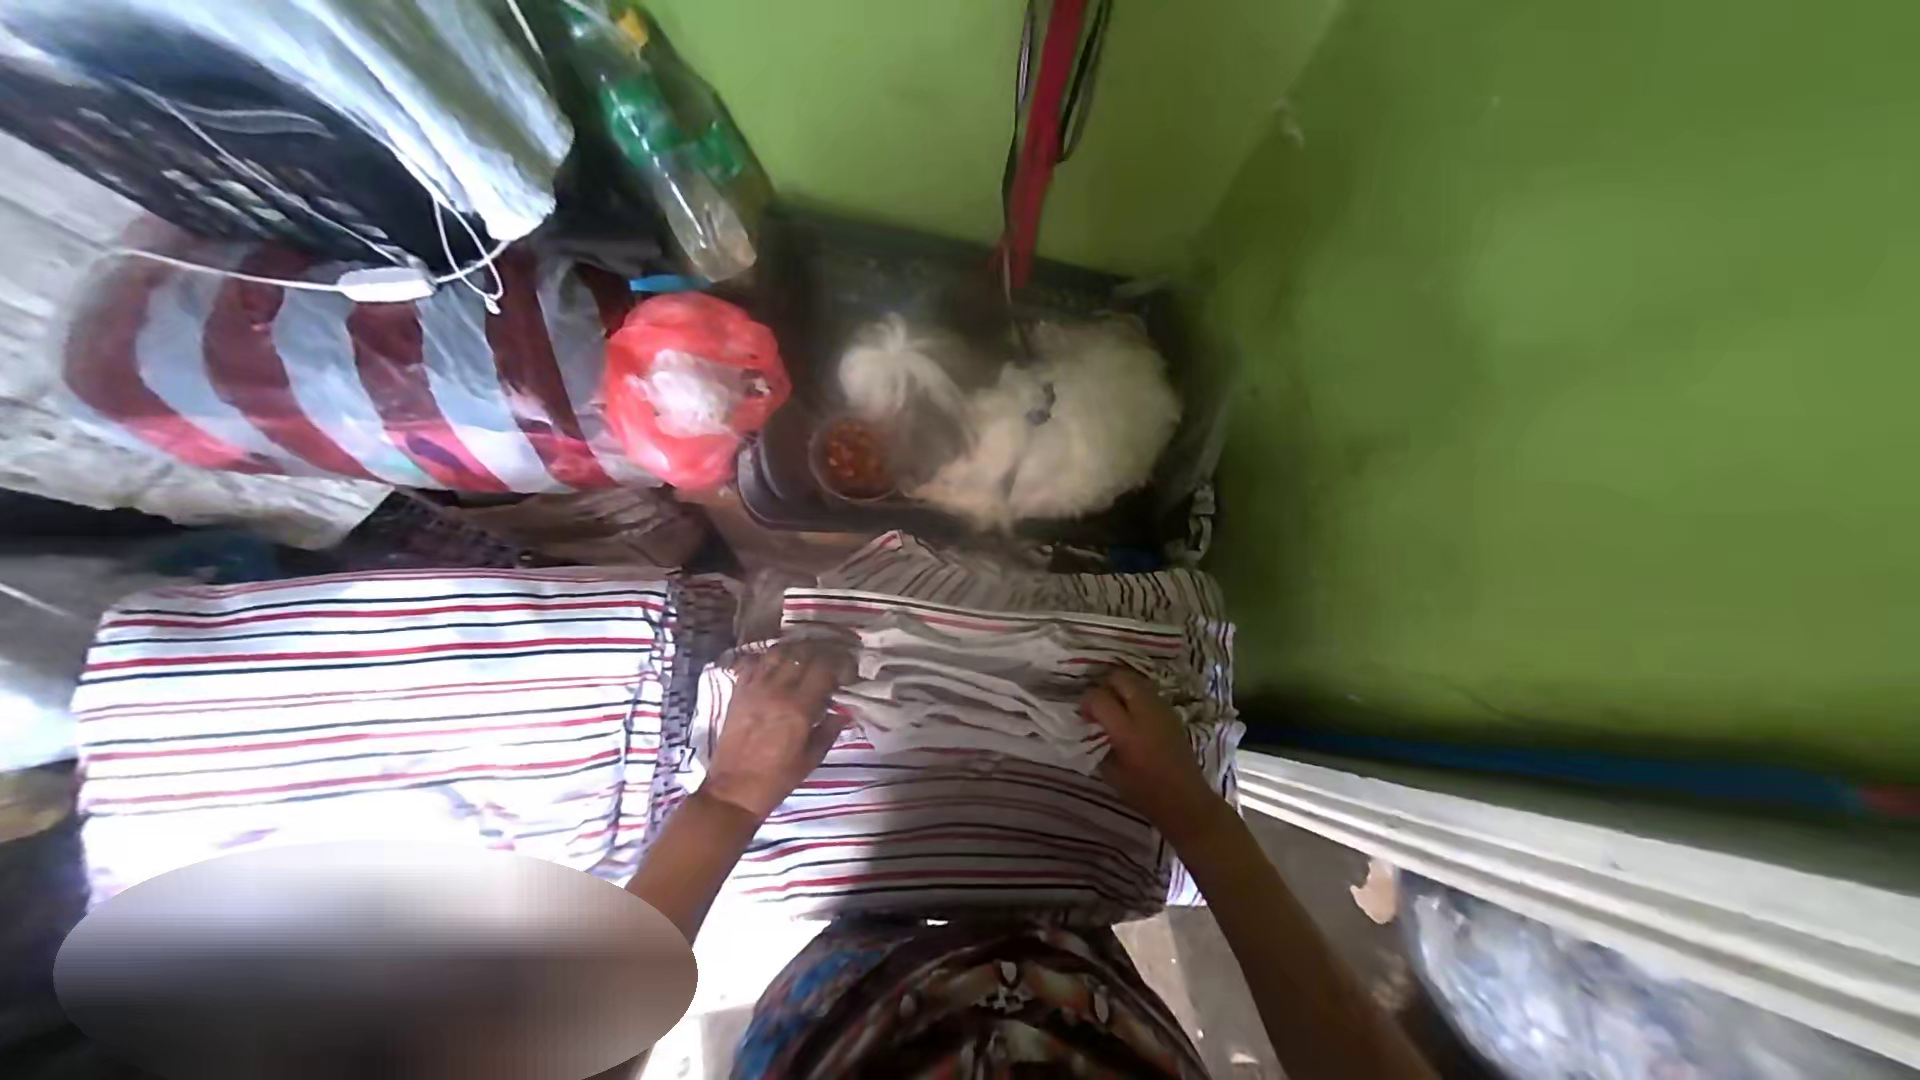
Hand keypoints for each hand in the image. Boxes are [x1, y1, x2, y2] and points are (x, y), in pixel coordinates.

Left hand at [703, 640, 852, 819]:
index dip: (840, 664)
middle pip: (803, 654)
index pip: (825, 668)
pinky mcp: (738, 691)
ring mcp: (755, 687)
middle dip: (822, 653)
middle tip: (830, 661)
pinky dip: (768, 658)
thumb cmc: (777, 778)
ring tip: (805, 658)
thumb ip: (830, 729)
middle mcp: (777, 690)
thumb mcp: (812, 758)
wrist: (734, 790)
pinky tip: (778, 665)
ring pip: (779, 652)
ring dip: (796, 651)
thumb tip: (844, 710)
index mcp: (799, 708)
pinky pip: (754, 662)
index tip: (847, 672)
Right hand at [1081, 668, 1222, 835]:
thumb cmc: (1145, 792)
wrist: (1186, 800)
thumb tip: (1089, 728)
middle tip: (1099, 706)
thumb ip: (1097, 744)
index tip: (1084, 715)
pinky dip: (1137, 696)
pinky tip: (1133, 715)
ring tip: (1116, 708)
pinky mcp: (1173, 713)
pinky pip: (1149, 692)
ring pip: (1137, 681)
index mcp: (1127, 730)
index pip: (1099, 698)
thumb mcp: (1111, 772)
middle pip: (1120, 678)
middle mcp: (1146, 712)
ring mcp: (1162, 709)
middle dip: (1105, 687)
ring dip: (1122, 689)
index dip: (1086, 703)